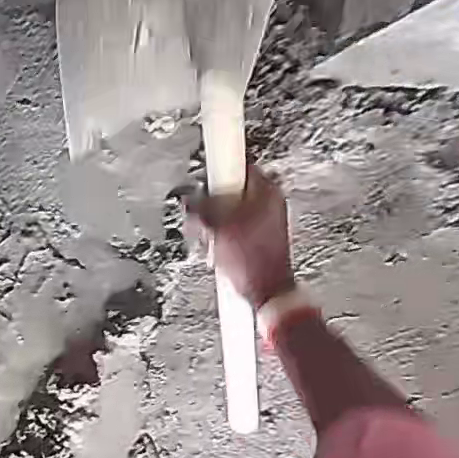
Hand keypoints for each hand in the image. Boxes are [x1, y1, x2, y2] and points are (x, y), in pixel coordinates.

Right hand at [190, 164, 296, 307]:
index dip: (218, 169)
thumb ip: (201, 206)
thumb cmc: (252, 261)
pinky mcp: (257, 237)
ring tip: (209, 236)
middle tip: (203, 215)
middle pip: (231, 188)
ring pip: (229, 208)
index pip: (240, 164)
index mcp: (267, 191)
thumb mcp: (218, 227)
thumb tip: (188, 195)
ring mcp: (265, 220)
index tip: (204, 174)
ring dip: (213, 221)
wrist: (266, 294)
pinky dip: (221, 233)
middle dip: (211, 202)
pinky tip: (216, 246)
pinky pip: (232, 225)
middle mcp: (269, 202)